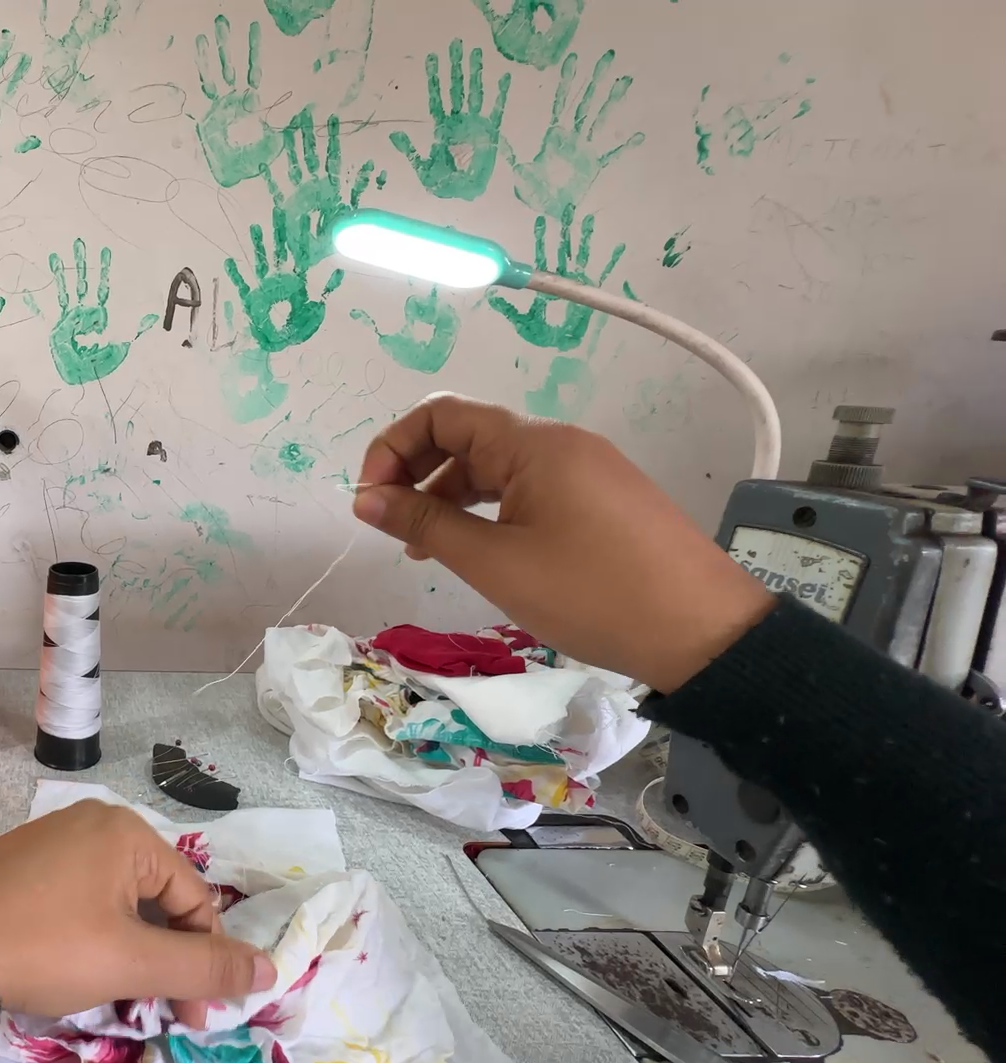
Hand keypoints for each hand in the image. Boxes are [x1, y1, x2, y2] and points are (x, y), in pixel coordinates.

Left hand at [0, 800, 276, 1026]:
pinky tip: (77, 963)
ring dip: (130, 947)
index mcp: (127, 831)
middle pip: (156, 895)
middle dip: (164, 956)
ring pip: (118, 896)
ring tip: (115, 992)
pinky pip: (81, 891)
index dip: (204, 959)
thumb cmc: (48, 945)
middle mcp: (95, 820)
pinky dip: (94, 930)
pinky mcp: (27, 857)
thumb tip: (270, 968)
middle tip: (155, 1009)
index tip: (192, 1019)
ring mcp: (56, 835)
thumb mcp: (132, 962)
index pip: (194, 896)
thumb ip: (204, 966)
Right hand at [350, 394, 771, 692]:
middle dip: (413, 471)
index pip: (440, 414)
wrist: (707, 637)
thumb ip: (423, 522)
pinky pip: (519, 488)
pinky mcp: (594, 498)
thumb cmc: (591, 593)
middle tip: (387, 522)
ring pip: (489, 465)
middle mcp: (556, 442)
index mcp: (533, 444)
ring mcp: (580, 469)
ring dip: (443, 495)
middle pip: (462, 436)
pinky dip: (481, 509)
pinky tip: (468, 547)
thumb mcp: (492, 561)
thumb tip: (365, 498)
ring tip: (419, 547)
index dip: (392, 447)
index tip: (371, 498)